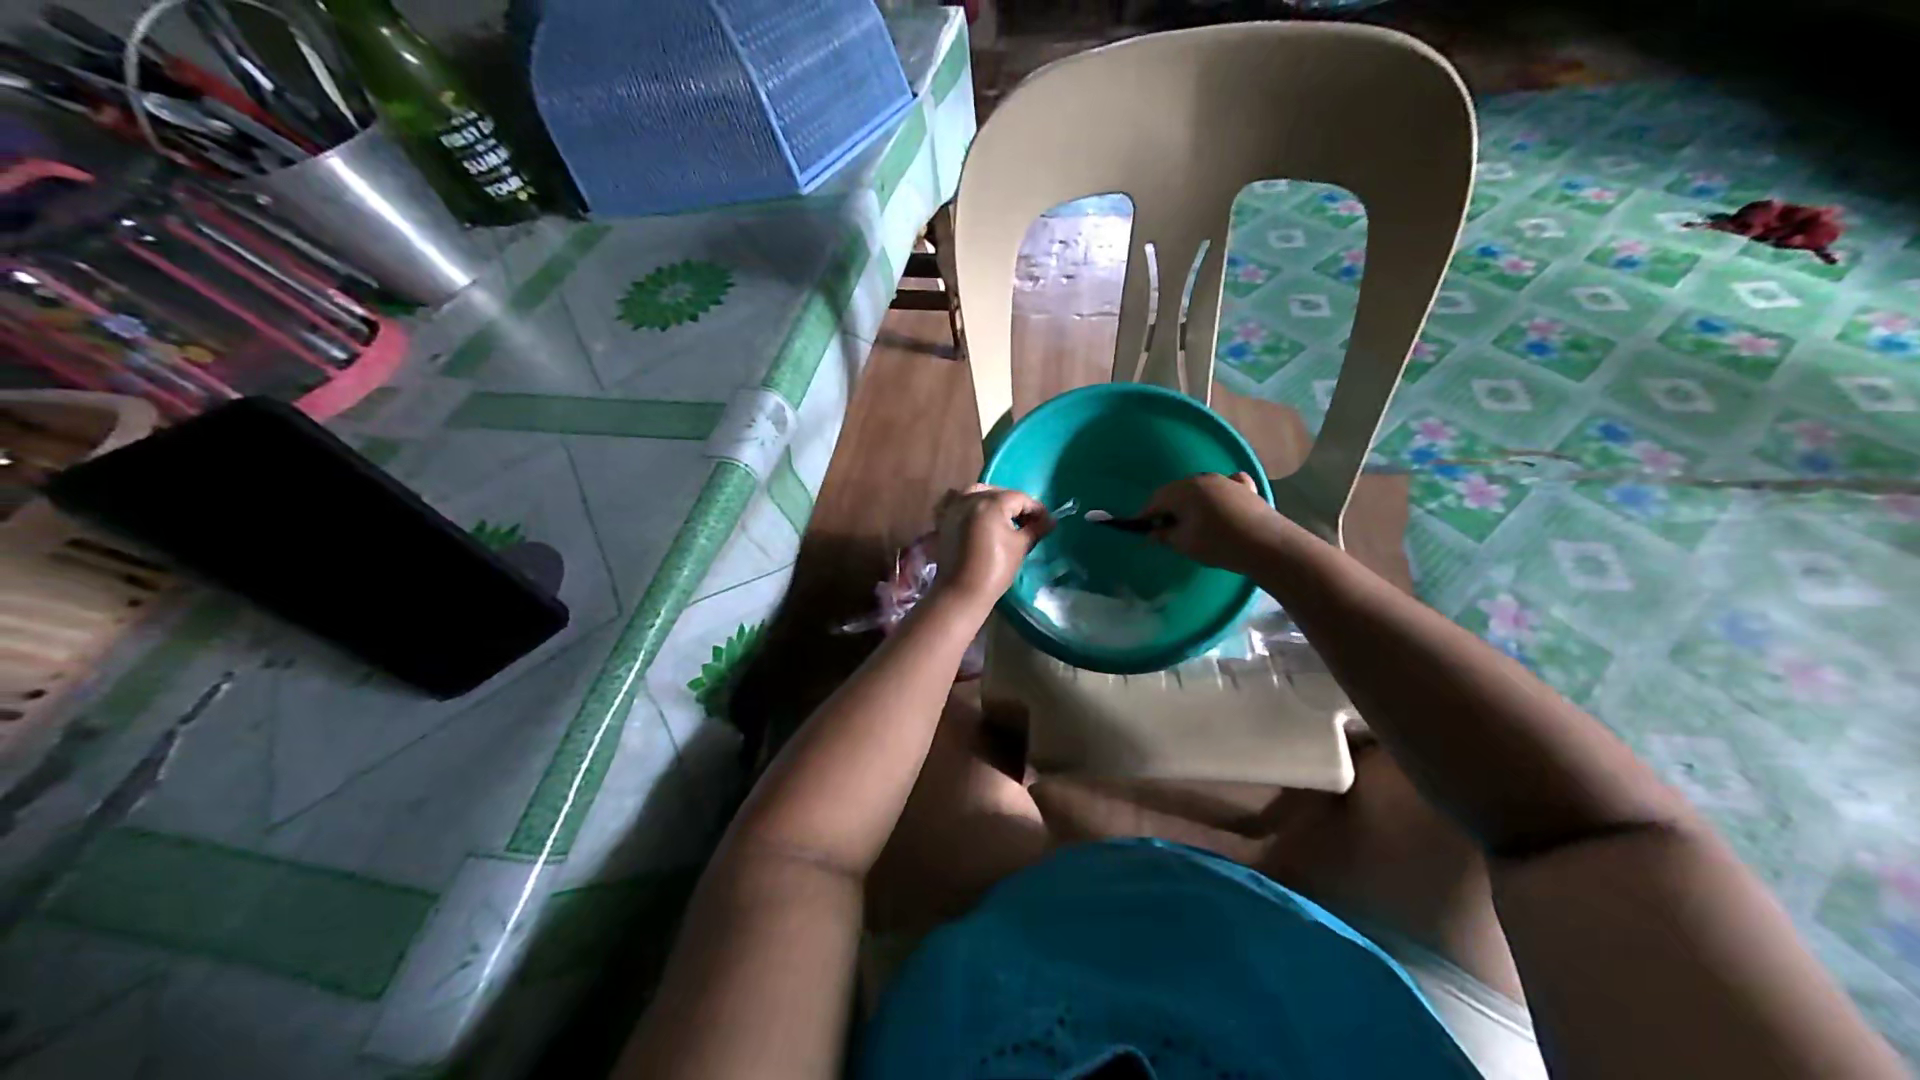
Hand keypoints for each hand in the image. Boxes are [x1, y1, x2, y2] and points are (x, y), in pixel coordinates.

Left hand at [931, 485, 1052, 605]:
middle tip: (1026, 521)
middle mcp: (969, 499)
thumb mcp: (1020, 546)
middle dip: (1013, 504)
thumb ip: (1036, 528)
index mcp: (991, 503)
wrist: (963, 591)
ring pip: (974, 492)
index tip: (1046, 522)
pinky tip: (972, 514)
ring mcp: (952, 508)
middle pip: (997, 493)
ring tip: (1000, 516)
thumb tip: (1050, 521)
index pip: (1019, 498)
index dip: (1036, 509)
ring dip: (989, 499)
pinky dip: (964, 503)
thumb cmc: (996, 569)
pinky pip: (953, 502)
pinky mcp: (942, 520)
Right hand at [1142, 472, 1293, 573]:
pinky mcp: (1246, 489)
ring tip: (1192, 521)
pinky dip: (1217, 493)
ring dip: (1191, 501)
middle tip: (1166, 528)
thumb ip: (1165, 535)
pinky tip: (1221, 503)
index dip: (1146, 514)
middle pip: (1177, 491)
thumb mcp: (1184, 543)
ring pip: (1200, 488)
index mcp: (1184, 490)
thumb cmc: (1219, 543)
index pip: (1156, 499)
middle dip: (1168, 507)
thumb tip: (1153, 532)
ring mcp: (1227, 481)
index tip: (1142, 529)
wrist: (1268, 544)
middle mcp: (1203, 479)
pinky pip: (1225, 485)